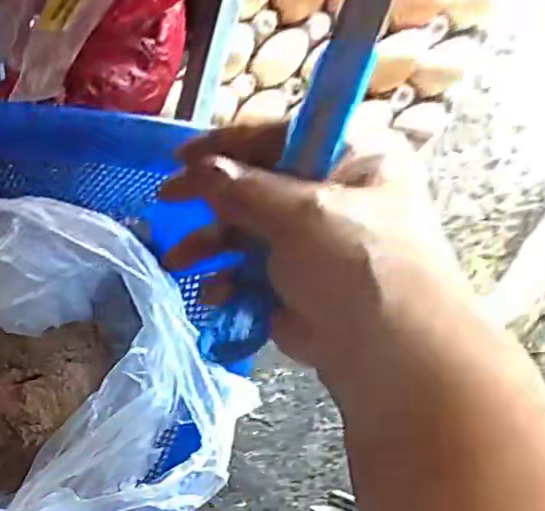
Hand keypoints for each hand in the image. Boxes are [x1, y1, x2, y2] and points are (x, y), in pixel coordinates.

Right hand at [157, 122, 478, 392]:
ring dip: (206, 246)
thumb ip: (245, 192)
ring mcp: (306, 241)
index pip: (282, 136)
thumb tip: (202, 169)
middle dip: (209, 200)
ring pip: (241, 233)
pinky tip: (215, 293)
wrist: (379, 341)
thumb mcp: (301, 215)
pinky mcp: (286, 281)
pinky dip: (223, 281)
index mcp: (352, 157)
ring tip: (176, 262)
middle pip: (254, 186)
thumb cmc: (355, 263)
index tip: (182, 157)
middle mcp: (329, 194)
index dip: (230, 145)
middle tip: (165, 201)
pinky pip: (241, 272)